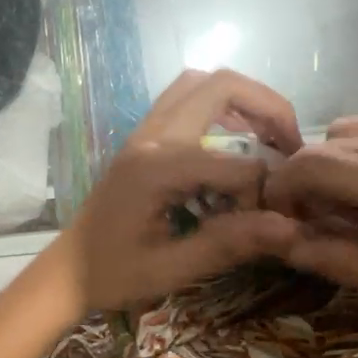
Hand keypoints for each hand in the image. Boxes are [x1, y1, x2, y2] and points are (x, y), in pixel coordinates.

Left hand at [55, 69, 305, 313]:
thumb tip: (289, 227)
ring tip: (269, 140)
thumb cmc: (113, 274)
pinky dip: (220, 109)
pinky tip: (235, 146)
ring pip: (201, 83)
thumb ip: (227, 244)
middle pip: (220, 85)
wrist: (66, 271)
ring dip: (243, 101)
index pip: (235, 162)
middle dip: (268, 107)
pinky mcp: (142, 138)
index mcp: (156, 167)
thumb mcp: (170, 269)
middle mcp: (151, 136)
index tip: (268, 223)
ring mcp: (144, 132)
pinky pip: (186, 100)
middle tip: (291, 147)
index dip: (263, 191)